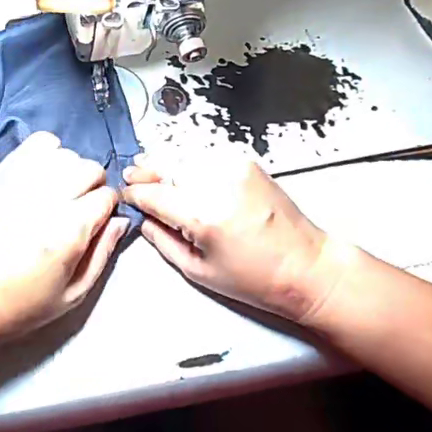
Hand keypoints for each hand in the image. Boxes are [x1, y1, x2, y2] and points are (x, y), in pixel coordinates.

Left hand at [0, 133, 127, 359]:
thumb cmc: (18, 305)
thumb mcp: (73, 294)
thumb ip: (102, 253)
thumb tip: (120, 221)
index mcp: (68, 231)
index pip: (106, 197)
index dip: (106, 209)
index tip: (96, 221)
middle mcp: (46, 200)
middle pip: (89, 168)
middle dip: (93, 185)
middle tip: (80, 206)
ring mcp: (19, 183)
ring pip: (65, 154)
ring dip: (70, 169)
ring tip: (60, 191)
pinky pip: (35, 142)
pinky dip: (47, 150)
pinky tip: (44, 173)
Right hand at [122, 149, 361, 324]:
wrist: (306, 266)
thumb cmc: (255, 278)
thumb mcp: (198, 270)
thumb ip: (163, 240)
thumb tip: (145, 219)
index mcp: (201, 216)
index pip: (152, 194)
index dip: (134, 194)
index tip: (126, 195)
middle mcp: (216, 184)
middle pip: (165, 165)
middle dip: (145, 169)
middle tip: (132, 172)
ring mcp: (233, 168)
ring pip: (184, 153)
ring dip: (164, 158)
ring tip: (149, 164)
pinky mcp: (246, 162)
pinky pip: (206, 153)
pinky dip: (189, 157)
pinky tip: (181, 165)